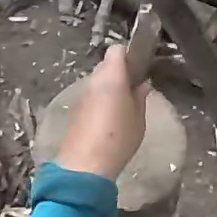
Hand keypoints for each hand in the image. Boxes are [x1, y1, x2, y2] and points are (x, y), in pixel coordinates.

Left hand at [52, 45, 150, 180]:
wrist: (85, 166)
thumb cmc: (118, 139)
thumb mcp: (139, 119)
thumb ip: (140, 97)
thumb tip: (142, 84)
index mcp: (111, 76)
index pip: (117, 50)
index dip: (129, 55)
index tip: (139, 69)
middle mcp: (93, 80)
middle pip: (107, 66)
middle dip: (120, 73)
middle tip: (135, 91)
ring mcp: (81, 94)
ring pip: (98, 81)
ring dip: (109, 88)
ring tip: (123, 108)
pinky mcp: (74, 109)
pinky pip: (91, 96)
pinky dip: (100, 100)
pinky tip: (108, 120)